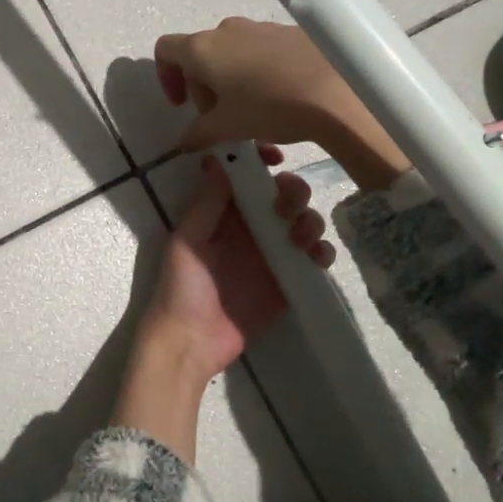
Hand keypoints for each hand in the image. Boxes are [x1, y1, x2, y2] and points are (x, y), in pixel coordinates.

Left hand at [115, 152, 333, 462]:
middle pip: (281, 196)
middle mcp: (248, 228)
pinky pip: (311, 258)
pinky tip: (315, 256)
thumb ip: (208, 203)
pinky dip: (321, 251)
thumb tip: (219, 157)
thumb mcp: (189, 241)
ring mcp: (270, 254)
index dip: (262, 161)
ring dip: (310, 219)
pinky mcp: (287, 282)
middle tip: (288, 204)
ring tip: (301, 234)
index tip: (276, 157)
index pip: (246, 176)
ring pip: (302, 223)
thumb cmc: (181, 287)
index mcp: (220, 213)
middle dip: (293, 190)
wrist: (190, 344)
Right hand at [155, 19, 410, 190]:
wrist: (341, 91)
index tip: (183, 105)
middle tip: (219, 119)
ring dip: (231, 81)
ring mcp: (262, 28)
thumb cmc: (271, 106)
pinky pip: (262, 50)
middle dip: (203, 87)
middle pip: (201, 54)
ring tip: (251, 112)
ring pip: (233, 53)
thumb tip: (184, 141)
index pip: (166, 50)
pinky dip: (259, 72)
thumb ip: (198, 133)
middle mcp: (228, 30)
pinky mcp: (292, 33)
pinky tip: (280, 98)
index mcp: (203, 48)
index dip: (167, 78)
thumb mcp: (228, 127)